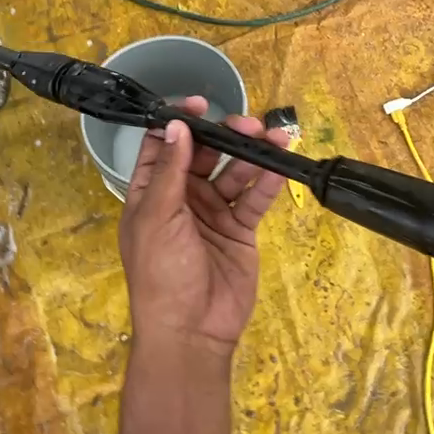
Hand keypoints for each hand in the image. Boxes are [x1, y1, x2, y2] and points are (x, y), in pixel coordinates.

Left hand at [118, 97, 287, 355]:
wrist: (191, 331)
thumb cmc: (162, 272)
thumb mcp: (158, 217)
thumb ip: (172, 170)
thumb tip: (177, 125)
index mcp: (152, 194)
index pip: (164, 147)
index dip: (180, 122)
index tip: (200, 103)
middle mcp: (183, 198)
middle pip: (205, 154)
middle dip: (225, 135)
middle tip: (247, 123)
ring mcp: (213, 212)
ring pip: (235, 172)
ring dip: (252, 154)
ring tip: (274, 136)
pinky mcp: (240, 229)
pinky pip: (254, 198)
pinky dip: (268, 181)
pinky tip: (281, 165)